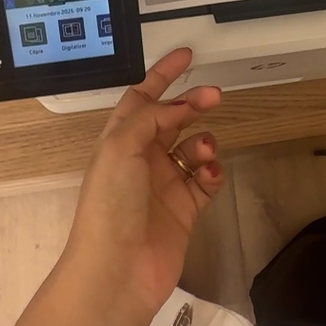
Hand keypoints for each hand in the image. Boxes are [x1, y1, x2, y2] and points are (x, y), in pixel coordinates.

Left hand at [62, 48, 225, 315]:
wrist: (117, 271)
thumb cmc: (111, 205)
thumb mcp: (121, 147)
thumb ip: (149, 117)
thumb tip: (177, 105)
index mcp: (120, 140)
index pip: (142, 97)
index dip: (162, 74)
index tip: (187, 55)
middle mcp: (142, 158)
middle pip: (172, 119)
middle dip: (193, 104)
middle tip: (215, 96)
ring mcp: (164, 184)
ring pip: (193, 148)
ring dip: (204, 142)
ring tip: (206, 150)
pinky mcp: (185, 209)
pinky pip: (205, 181)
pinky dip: (212, 173)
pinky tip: (210, 175)